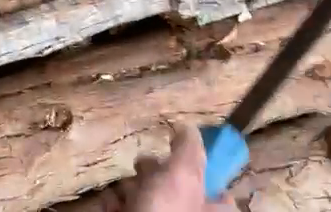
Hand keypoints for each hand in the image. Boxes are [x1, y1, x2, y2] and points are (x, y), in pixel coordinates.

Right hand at [121, 125, 236, 211]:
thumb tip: (190, 127)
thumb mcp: (181, 177)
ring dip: (130, 189)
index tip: (172, 152)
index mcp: (215, 211)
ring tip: (126, 196)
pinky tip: (114, 206)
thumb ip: (188, 150)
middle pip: (172, 184)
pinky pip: (125, 206)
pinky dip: (116, 204)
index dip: (194, 167)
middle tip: (143, 173)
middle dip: (150, 174)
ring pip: (145, 193)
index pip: (217, 187)